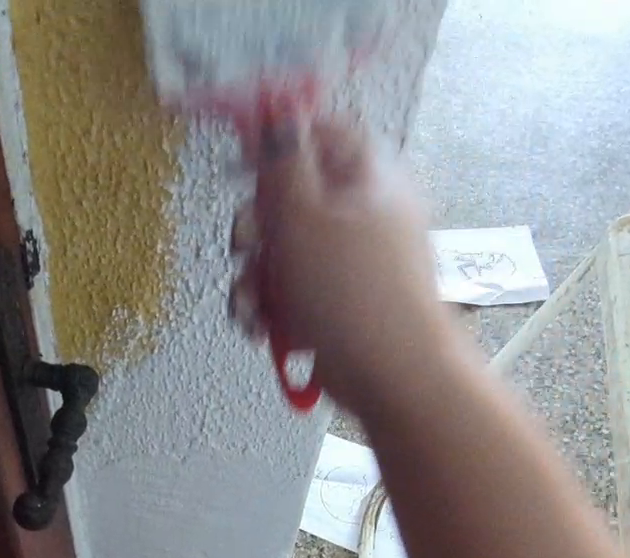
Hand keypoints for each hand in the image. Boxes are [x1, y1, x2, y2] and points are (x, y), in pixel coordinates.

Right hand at [230, 115, 456, 408]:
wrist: (388, 373)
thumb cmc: (351, 291)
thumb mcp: (305, 216)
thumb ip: (283, 161)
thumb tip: (276, 113)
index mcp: (365, 175)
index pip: (318, 133)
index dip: (275, 143)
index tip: (240, 164)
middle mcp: (358, 213)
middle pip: (288, 198)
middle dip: (255, 226)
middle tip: (247, 245)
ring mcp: (346, 262)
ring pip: (280, 253)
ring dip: (253, 279)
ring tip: (252, 305)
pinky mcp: (332, 303)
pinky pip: (288, 292)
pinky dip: (268, 308)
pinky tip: (262, 327)